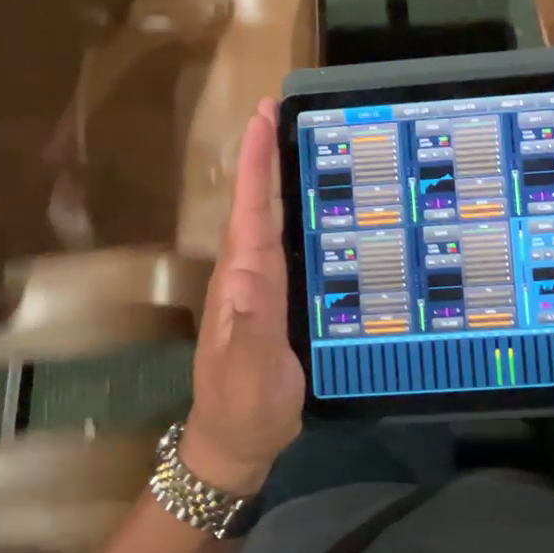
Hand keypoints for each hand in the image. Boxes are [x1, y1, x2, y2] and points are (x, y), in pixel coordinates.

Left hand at [182, 98, 304, 494]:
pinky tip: (317, 206)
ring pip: (270, 217)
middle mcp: (250, 270)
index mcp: (245, 275)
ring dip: (278, 176)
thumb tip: (247, 273)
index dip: (256, 160)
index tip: (263, 113)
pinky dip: (294, 212)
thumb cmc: (244, 405)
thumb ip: (251, 326)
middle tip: (284, 109)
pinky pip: (285, 241)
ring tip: (303, 139)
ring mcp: (261, 283)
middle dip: (265, 153)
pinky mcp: (276, 297)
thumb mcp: (251, 370)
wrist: (236, 443)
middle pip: (258, 200)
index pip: (252, 206)